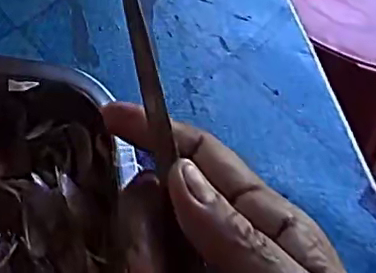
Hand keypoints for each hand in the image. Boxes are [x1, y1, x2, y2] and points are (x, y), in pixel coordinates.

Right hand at [105, 102, 344, 272]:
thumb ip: (240, 236)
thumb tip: (178, 171)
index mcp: (267, 222)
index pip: (203, 153)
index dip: (154, 126)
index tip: (108, 117)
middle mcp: (227, 241)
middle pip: (162, 194)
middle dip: (142, 219)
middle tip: (145, 269)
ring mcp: (200, 270)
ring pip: (146, 236)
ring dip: (137, 254)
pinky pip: (143, 265)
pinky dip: (135, 266)